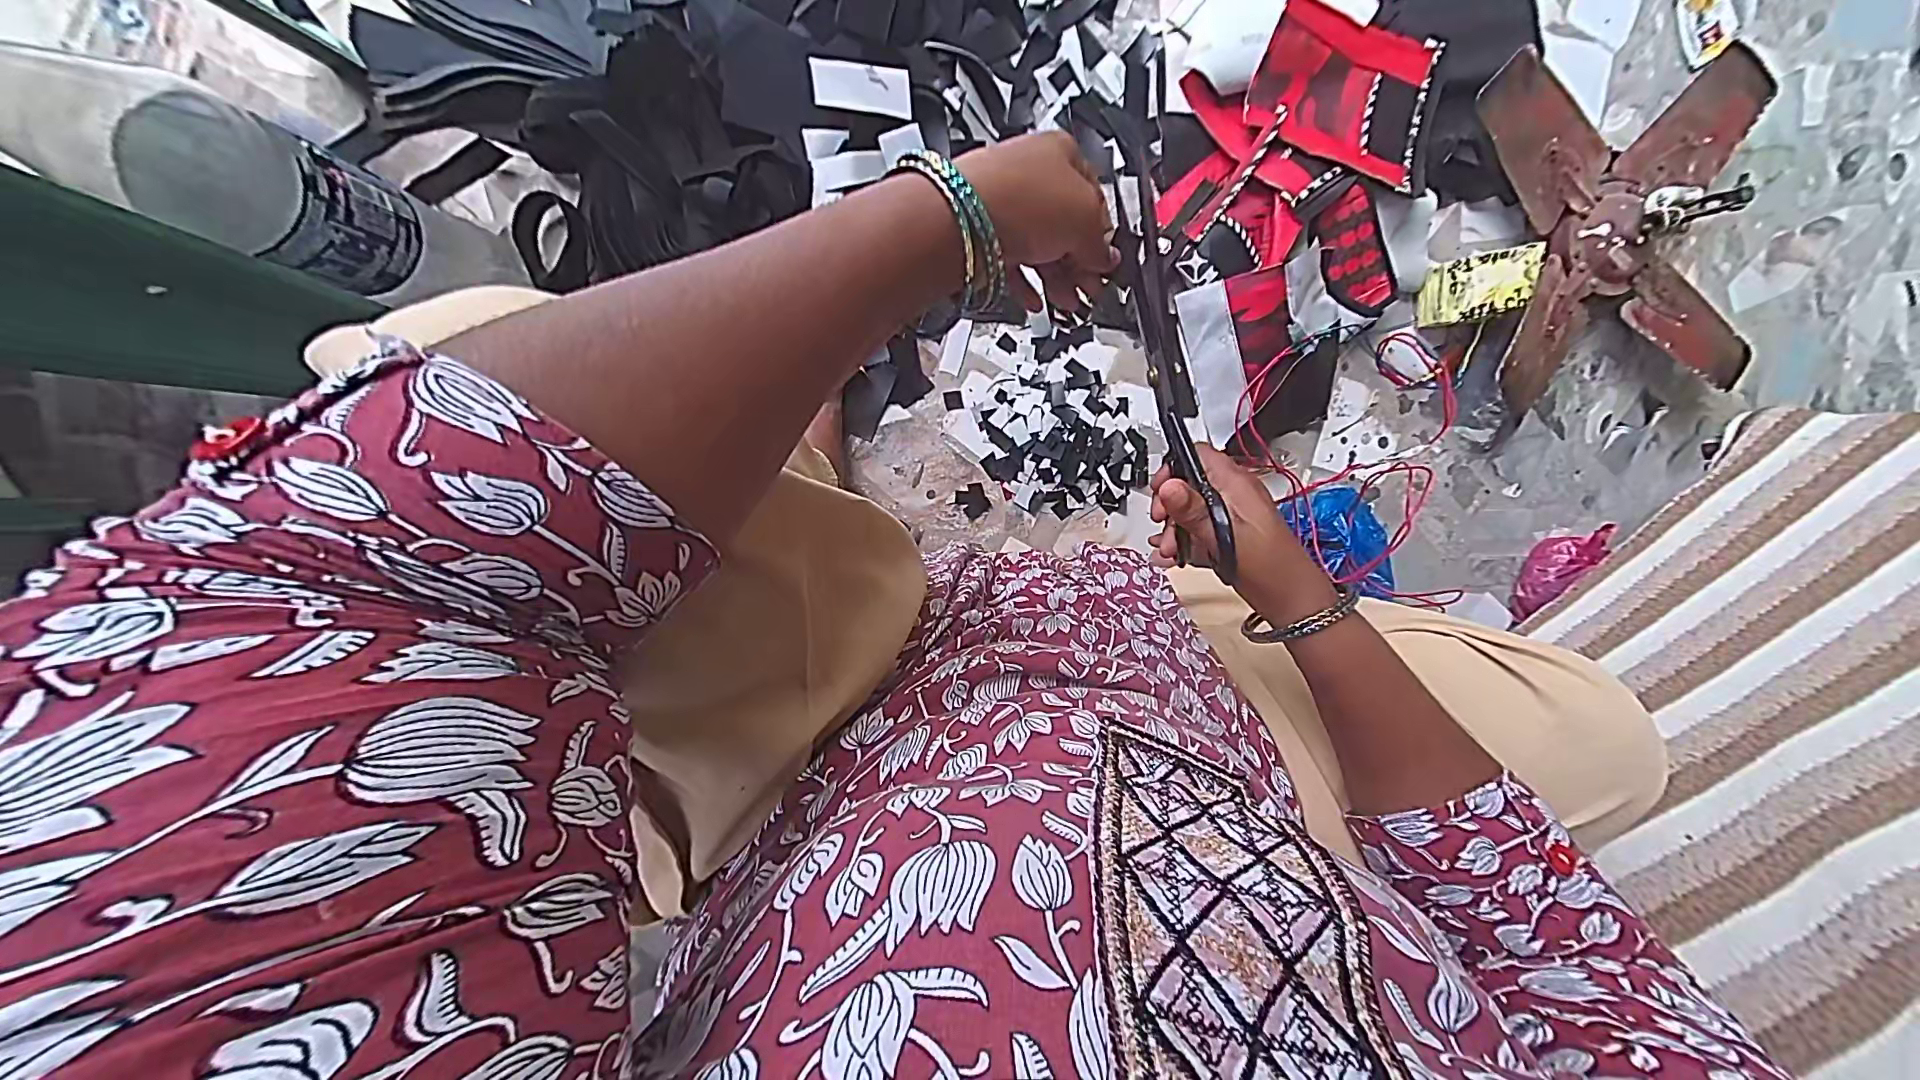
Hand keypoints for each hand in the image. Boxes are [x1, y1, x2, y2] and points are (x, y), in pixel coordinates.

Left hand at [957, 133, 1117, 314]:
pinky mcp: (981, 235)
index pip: (1094, 198)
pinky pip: (1011, 263)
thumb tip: (1106, 259)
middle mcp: (1030, 173)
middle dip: (1080, 264)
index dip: (1103, 235)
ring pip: (1038, 247)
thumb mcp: (1083, 222)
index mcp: (1061, 153)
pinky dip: (1026, 284)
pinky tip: (1036, 301)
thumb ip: (1100, 245)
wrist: (961, 221)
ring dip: (1057, 279)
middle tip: (1090, 289)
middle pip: (1064, 226)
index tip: (1107, 263)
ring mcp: (1003, 205)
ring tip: (1067, 303)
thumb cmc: (1018, 199)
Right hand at [1150, 445, 1337, 620]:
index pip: (1197, 455)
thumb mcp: (1223, 535)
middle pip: (1186, 484)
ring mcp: (1228, 515)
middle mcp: (1232, 495)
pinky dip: (1181, 541)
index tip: (1159, 493)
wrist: (1290, 600)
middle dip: (1168, 506)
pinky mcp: (1225, 535)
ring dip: (1172, 529)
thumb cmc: (1270, 567)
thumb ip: (1193, 510)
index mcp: (1235, 485)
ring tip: (1170, 549)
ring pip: (1188, 510)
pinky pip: (1195, 530)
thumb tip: (1168, 485)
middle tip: (1162, 524)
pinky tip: (1173, 555)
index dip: (1172, 470)